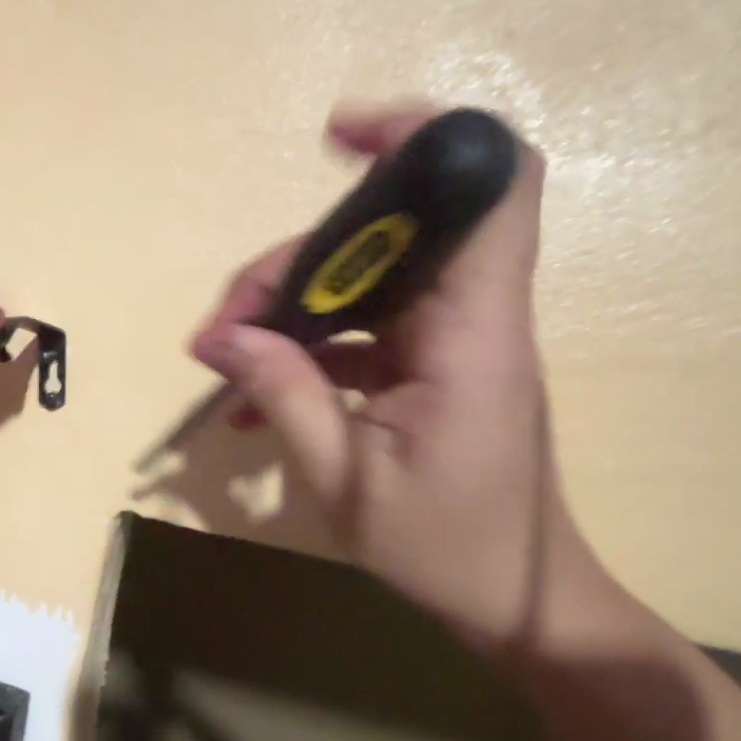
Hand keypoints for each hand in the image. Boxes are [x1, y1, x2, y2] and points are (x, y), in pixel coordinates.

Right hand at [191, 101, 597, 652]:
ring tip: (226, 356)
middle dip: (296, 261)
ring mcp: (452, 342)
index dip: (425, 137)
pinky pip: (365, 332)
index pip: (489, 187)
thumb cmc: (444, 549)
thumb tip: (221, 337)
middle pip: (391, 235)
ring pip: (369, 281)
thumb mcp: (345, 480)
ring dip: (292, 306)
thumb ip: (284, 396)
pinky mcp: (434, 369)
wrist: (519, 602)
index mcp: (471, 335)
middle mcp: (471, 318)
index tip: (339, 141)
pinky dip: (310, 350)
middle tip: (226, 323)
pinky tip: (254, 398)